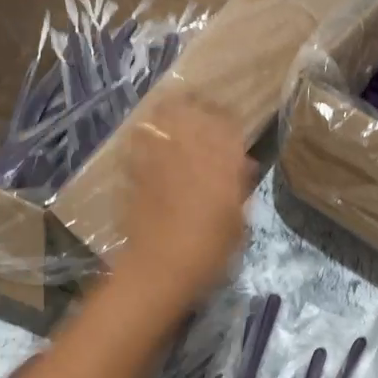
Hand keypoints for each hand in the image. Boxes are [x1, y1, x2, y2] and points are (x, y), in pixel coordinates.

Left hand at [115, 95, 256, 308]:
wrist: (159, 270)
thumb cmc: (208, 254)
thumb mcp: (237, 225)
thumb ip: (239, 190)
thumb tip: (243, 167)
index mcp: (222, 165)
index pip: (226, 125)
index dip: (227, 119)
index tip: (229, 120)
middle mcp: (190, 153)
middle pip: (192, 112)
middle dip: (197, 107)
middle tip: (199, 107)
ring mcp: (158, 158)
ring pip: (162, 119)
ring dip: (169, 112)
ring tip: (171, 109)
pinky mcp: (133, 170)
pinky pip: (138, 141)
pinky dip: (144, 135)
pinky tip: (146, 136)